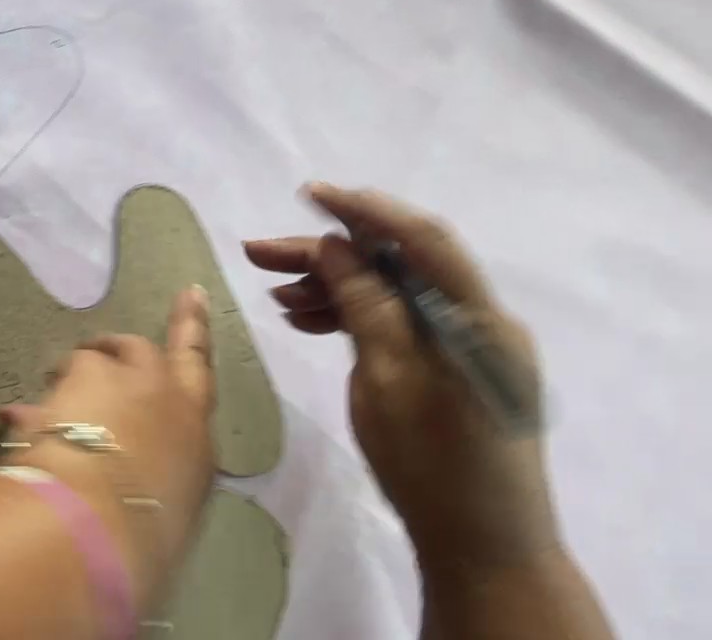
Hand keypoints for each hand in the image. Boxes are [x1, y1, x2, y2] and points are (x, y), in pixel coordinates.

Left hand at [0, 286, 216, 603]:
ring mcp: (121, 375)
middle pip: (140, 350)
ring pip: (90, 358)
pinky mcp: (82, 372)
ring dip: (71, 379)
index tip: (190, 291)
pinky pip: (51, 382)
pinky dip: (34, 406)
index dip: (191, 325)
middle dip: (117, 351)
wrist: (106, 513)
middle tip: (96, 361)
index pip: (196, 366)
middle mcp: (162, 391)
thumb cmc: (147, 523)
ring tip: (52, 411)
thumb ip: (152, 458)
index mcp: (193, 429)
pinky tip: (18, 423)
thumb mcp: (166, 496)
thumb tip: (127, 455)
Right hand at [245, 183, 559, 572]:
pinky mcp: (444, 361)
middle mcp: (475, 321)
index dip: (365, 210)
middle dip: (326, 252)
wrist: (480, 543)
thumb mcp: (386, 378)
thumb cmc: (431, 462)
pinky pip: (389, 318)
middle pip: (394, 264)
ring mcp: (461, 342)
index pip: (423, 240)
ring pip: (384, 289)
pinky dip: (344, 312)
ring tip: (274, 296)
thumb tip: (334, 244)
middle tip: (256, 252)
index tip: (307, 194)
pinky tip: (302, 319)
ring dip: (328, 284)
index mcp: (476, 321)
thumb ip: (365, 304)